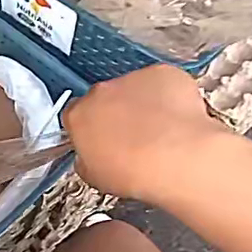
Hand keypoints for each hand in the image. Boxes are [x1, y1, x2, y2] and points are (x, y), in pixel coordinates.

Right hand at [64, 64, 231, 202]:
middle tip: (132, 139)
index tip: (99, 139)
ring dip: (143, 105)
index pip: (75, 115)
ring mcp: (132, 79)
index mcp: (79, 116)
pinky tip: (175, 120)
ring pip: (134, 88)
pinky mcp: (162, 73)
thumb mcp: (96, 178)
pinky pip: (162, 82)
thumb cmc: (136, 171)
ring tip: (159, 133)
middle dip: (116, 115)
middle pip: (104, 98)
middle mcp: (102, 92)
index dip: (89, 128)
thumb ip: (86, 161)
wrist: (176, 158)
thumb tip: (90, 159)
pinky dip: (168, 96)